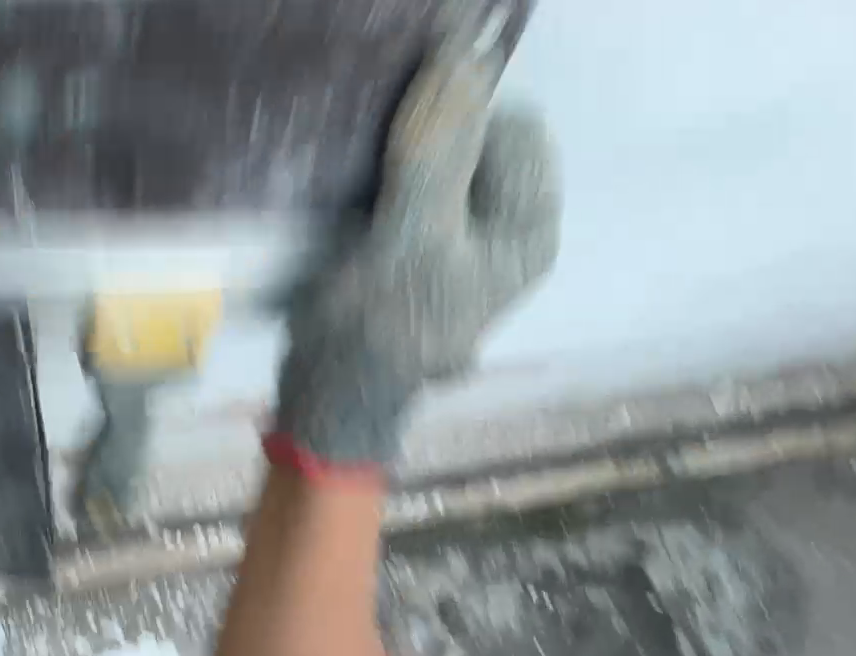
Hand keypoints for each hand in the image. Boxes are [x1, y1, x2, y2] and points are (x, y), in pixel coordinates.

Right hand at [271, 39, 562, 469]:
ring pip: (434, 172)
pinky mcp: (408, 259)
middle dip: (424, 145)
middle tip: (374, 175)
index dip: (457, 122)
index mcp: (527, 229)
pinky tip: (350, 209)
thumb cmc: (379, 328)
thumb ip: (438, 153)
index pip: (510, 129)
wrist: (328, 398)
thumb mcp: (413, 239)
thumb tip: (460, 56)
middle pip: (474, 148)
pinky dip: (377, 191)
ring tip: (358, 194)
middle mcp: (500, 234)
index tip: (398, 149)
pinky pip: (403, 200)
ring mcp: (452, 249)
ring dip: (394, 165)